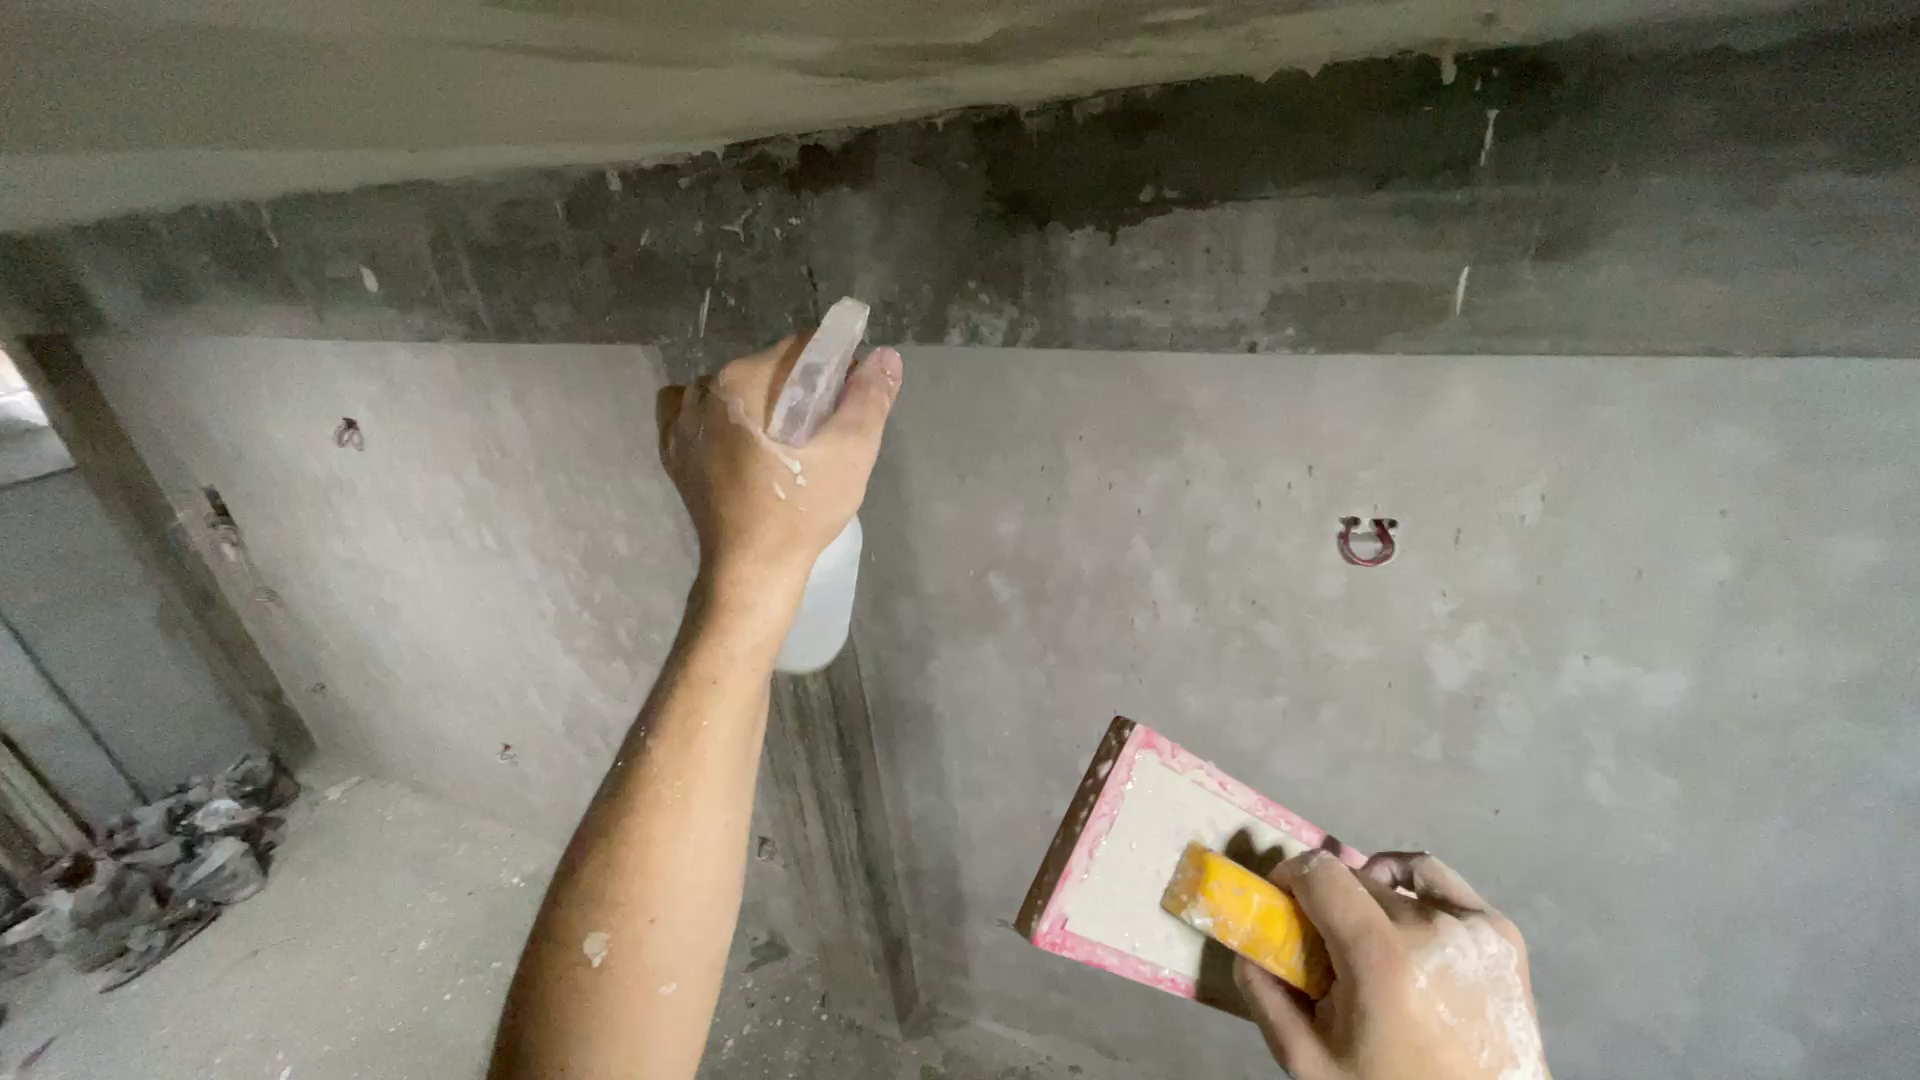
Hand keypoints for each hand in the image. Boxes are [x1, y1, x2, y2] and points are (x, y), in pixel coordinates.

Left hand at [656, 334, 901, 605]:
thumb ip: (869, 398)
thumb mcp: (851, 453)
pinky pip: (696, 413)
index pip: (801, 349)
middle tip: (821, 437)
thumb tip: (886, 355)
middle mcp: (705, 389)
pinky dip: (719, 419)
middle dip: (799, 392)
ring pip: (733, 389)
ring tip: (781, 447)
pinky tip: (740, 446)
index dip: (834, 370)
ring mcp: (681, 422)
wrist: (752, 569)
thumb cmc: (802, 511)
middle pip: (767, 369)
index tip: (847, 408)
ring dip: (759, 404)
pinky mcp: (673, 452)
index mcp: (745, 379)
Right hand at [1236, 851, 1547, 1079]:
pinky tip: (1401, 913)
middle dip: (1327, 903)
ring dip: (1366, 902)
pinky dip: (1406, 883)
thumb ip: (1264, 995)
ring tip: (1371, 947)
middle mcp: (1430, 928)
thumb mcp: (1308, 1061)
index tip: (1282, 908)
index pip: (1317, 870)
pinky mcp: (1499, 932)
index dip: (1289, 879)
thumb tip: (1245, 945)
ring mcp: (1471, 927)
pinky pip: (1433, 877)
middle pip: (1351, 879)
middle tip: (1327, 951)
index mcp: (1381, 956)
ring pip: (1388, 883)